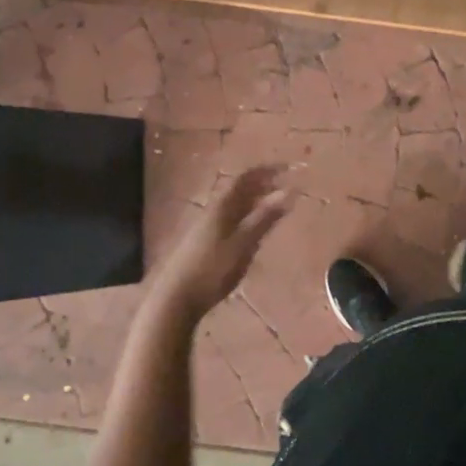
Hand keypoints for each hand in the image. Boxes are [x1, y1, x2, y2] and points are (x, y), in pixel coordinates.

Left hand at [149, 166, 292, 319]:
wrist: (175, 298)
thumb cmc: (212, 270)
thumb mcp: (243, 244)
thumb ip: (265, 218)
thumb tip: (289, 190)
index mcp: (222, 206)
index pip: (246, 178)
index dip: (266, 170)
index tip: (288, 168)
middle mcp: (213, 210)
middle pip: (239, 189)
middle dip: (263, 184)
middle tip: (286, 186)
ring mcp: (207, 226)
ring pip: (235, 205)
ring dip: (255, 200)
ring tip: (275, 205)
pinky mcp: (205, 241)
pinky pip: (231, 218)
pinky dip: (247, 215)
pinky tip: (253, 228)